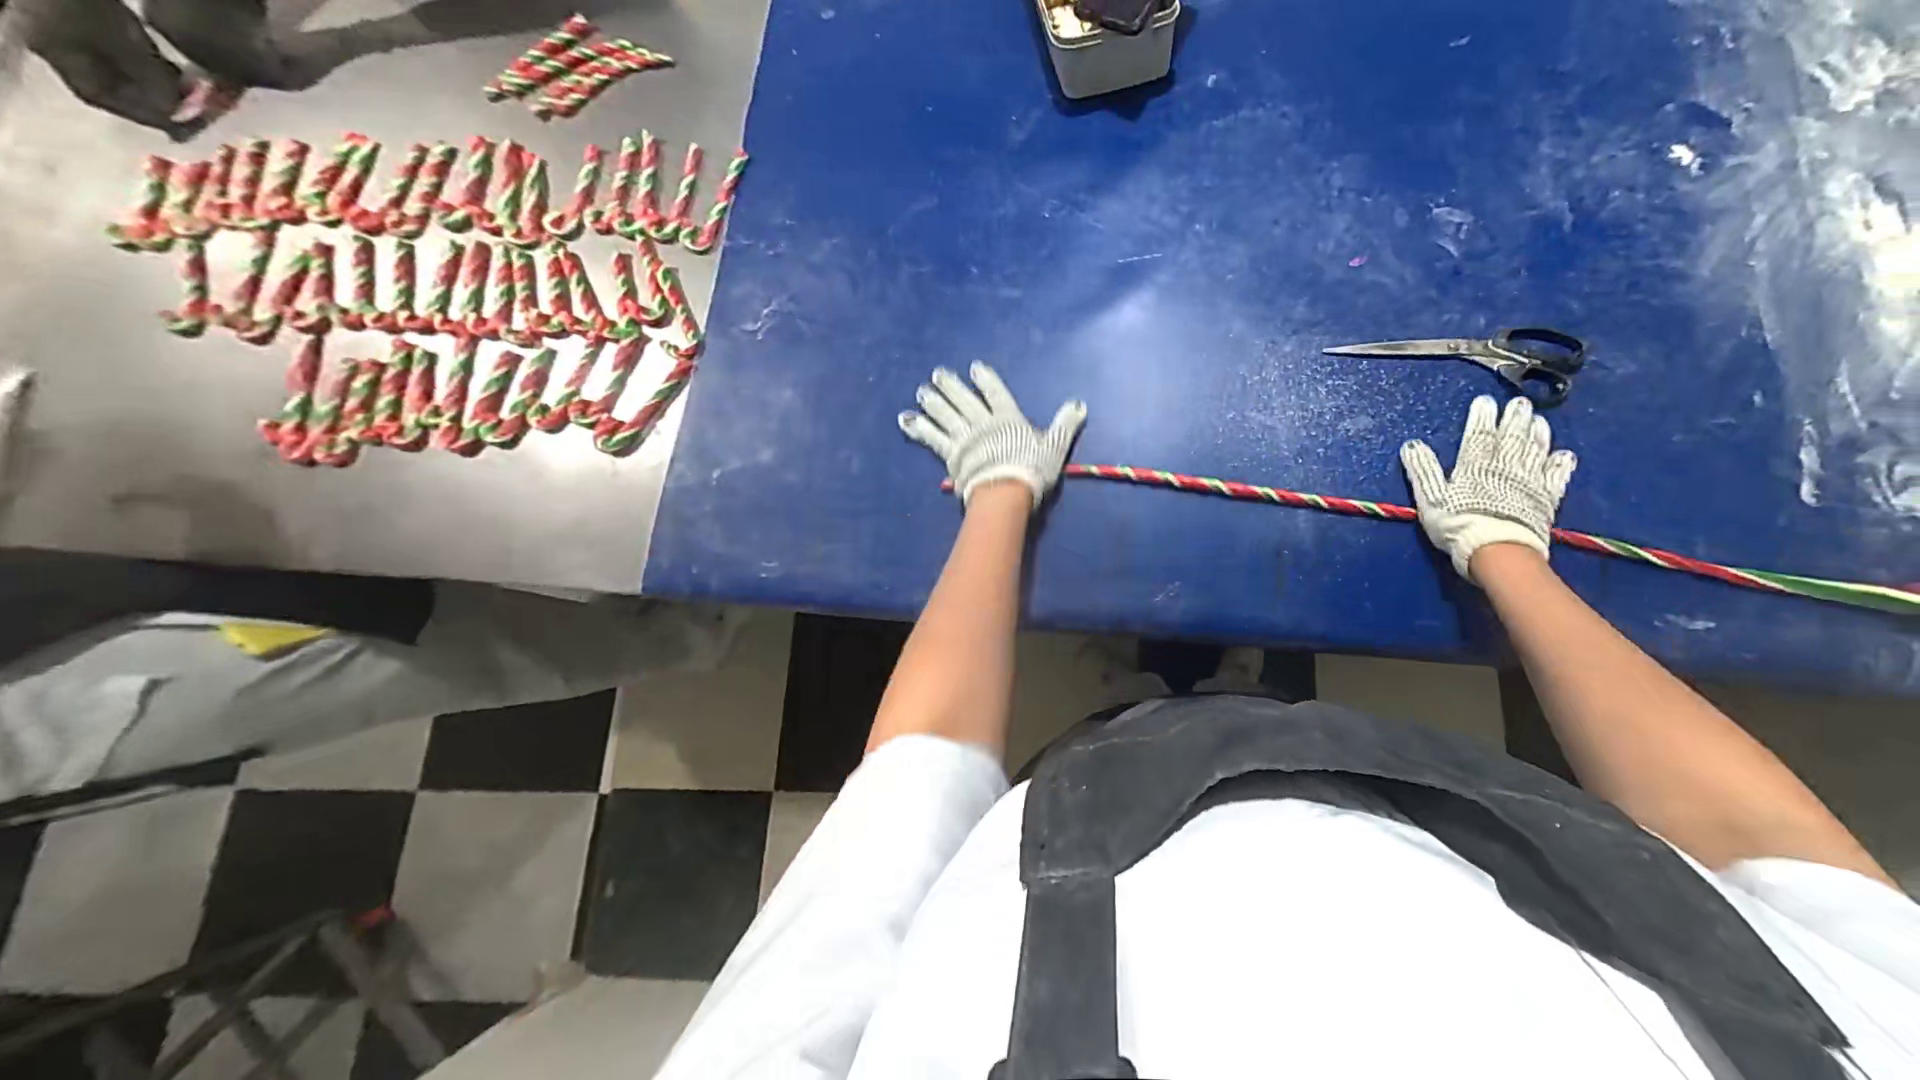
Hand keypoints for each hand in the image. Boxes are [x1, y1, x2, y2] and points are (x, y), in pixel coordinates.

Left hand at [898, 363, 1085, 507]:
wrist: (1006, 491)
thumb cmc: (1032, 470)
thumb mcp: (1055, 446)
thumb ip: (1065, 424)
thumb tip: (1080, 404)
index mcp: (1008, 419)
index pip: (996, 394)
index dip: (985, 380)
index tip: (974, 368)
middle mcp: (983, 423)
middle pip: (965, 401)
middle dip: (951, 387)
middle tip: (937, 374)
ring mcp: (964, 438)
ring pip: (946, 415)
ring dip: (933, 402)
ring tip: (922, 391)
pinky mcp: (950, 454)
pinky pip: (931, 437)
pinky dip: (919, 428)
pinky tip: (906, 419)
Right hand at [1399, 395, 1576, 580]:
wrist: (1497, 550)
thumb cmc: (1458, 525)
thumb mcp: (1430, 499)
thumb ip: (1423, 471)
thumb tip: (1412, 445)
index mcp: (1473, 467)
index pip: (1478, 435)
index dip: (1481, 417)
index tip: (1485, 401)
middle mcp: (1504, 468)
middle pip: (1511, 438)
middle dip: (1515, 419)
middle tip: (1520, 403)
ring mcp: (1529, 481)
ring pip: (1535, 451)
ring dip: (1538, 434)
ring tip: (1539, 420)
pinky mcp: (1546, 498)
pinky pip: (1556, 477)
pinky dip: (1560, 464)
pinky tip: (1563, 455)